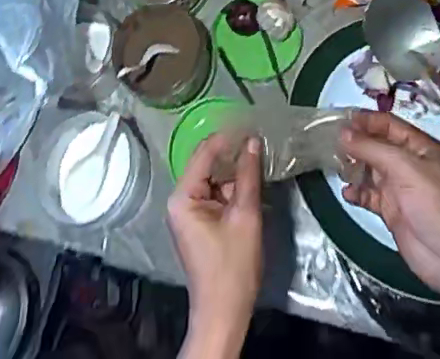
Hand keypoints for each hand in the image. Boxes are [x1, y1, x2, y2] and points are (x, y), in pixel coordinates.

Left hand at [168, 133, 262, 339]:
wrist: (224, 314)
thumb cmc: (233, 267)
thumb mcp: (245, 216)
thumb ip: (248, 175)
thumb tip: (253, 141)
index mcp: (182, 196)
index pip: (204, 153)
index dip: (227, 138)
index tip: (250, 124)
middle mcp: (179, 200)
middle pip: (208, 165)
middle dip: (232, 155)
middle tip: (258, 140)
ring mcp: (188, 212)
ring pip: (214, 179)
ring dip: (235, 173)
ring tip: (259, 159)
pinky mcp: (199, 222)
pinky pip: (215, 195)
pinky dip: (232, 189)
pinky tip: (251, 183)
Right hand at [339, 110, 439, 298]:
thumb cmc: (436, 206)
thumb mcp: (405, 168)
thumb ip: (372, 148)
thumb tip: (343, 132)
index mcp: (419, 147)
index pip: (389, 124)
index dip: (366, 120)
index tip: (341, 119)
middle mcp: (408, 163)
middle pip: (377, 145)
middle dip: (356, 142)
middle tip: (330, 140)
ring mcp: (399, 187)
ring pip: (370, 169)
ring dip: (353, 165)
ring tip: (334, 163)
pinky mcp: (391, 210)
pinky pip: (369, 195)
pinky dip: (357, 191)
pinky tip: (347, 192)